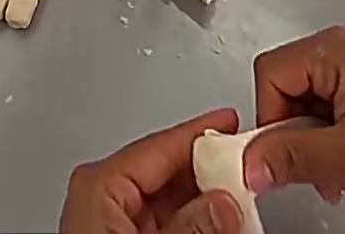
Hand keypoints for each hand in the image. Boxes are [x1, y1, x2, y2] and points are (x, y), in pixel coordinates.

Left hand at [60, 108, 245, 233]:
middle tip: (244, 170)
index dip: (199, 133)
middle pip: (166, 171)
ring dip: (206, 203)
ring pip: (170, 200)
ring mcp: (113, 223)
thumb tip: (224, 203)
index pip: (159, 146)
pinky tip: (219, 227)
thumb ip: (191, 228)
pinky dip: (195, 225)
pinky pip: (166, 223)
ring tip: (240, 203)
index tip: (229, 122)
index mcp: (100, 185)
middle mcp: (104, 197)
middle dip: (208, 172)